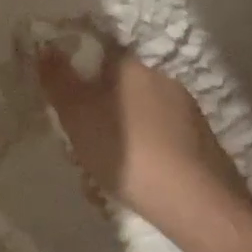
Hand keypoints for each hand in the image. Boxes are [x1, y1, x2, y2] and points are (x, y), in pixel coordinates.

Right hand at [27, 22, 250, 231]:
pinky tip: (140, 178)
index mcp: (132, 66)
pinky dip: (148, 152)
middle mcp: (163, 80)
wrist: (199, 206)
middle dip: (101, 106)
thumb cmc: (128, 151)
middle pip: (120, 86)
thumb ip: (57, 78)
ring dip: (125, 131)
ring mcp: (190, 114)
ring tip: (108, 163)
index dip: (78, 72)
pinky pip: (164, 140)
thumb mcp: (76, 113)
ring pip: (143, 114)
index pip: (98, 54)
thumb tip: (44, 45)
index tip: (65, 96)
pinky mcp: (207, 146)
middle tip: (81, 135)